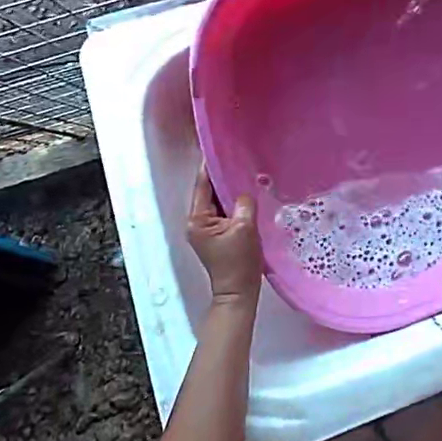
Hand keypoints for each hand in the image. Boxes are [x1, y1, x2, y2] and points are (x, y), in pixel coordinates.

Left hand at [188, 165, 261, 304]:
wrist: (239, 293)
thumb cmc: (239, 262)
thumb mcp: (244, 228)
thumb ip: (243, 204)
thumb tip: (244, 191)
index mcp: (197, 219)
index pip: (202, 185)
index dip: (210, 166)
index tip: (218, 148)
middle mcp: (197, 221)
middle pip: (209, 191)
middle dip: (221, 176)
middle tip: (236, 156)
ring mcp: (206, 229)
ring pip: (217, 201)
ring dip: (228, 189)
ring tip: (242, 170)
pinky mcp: (217, 234)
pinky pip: (223, 211)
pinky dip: (232, 202)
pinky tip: (245, 193)